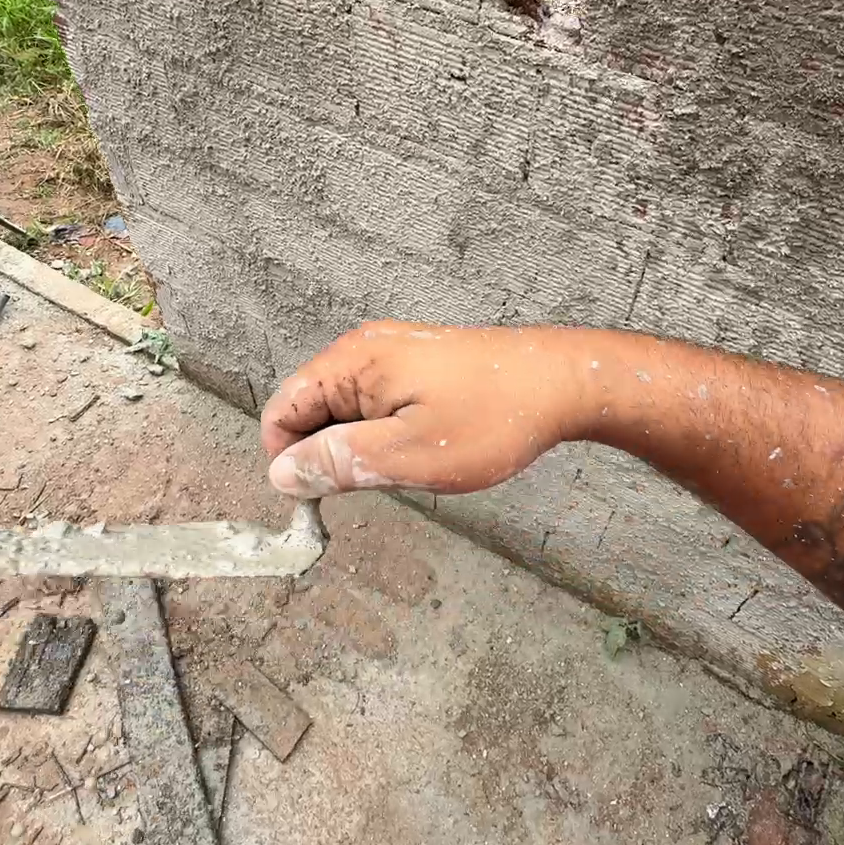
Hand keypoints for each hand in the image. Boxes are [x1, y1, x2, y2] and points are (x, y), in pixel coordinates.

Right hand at [260, 322, 581, 496]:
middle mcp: (365, 348)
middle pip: (311, 408)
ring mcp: (394, 352)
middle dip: (328, 452)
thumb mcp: (406, 454)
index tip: (322, 496)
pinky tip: (423, 445)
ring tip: (408, 461)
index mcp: (352, 361)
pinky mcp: (419, 362)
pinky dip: (385, 430)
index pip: (282, 410)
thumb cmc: (490, 418)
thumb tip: (281, 473)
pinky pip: (378, 401)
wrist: (562, 382)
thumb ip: (336, 462)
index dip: (289, 459)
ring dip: (360, 445)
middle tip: (376, 481)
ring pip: (346, 409)